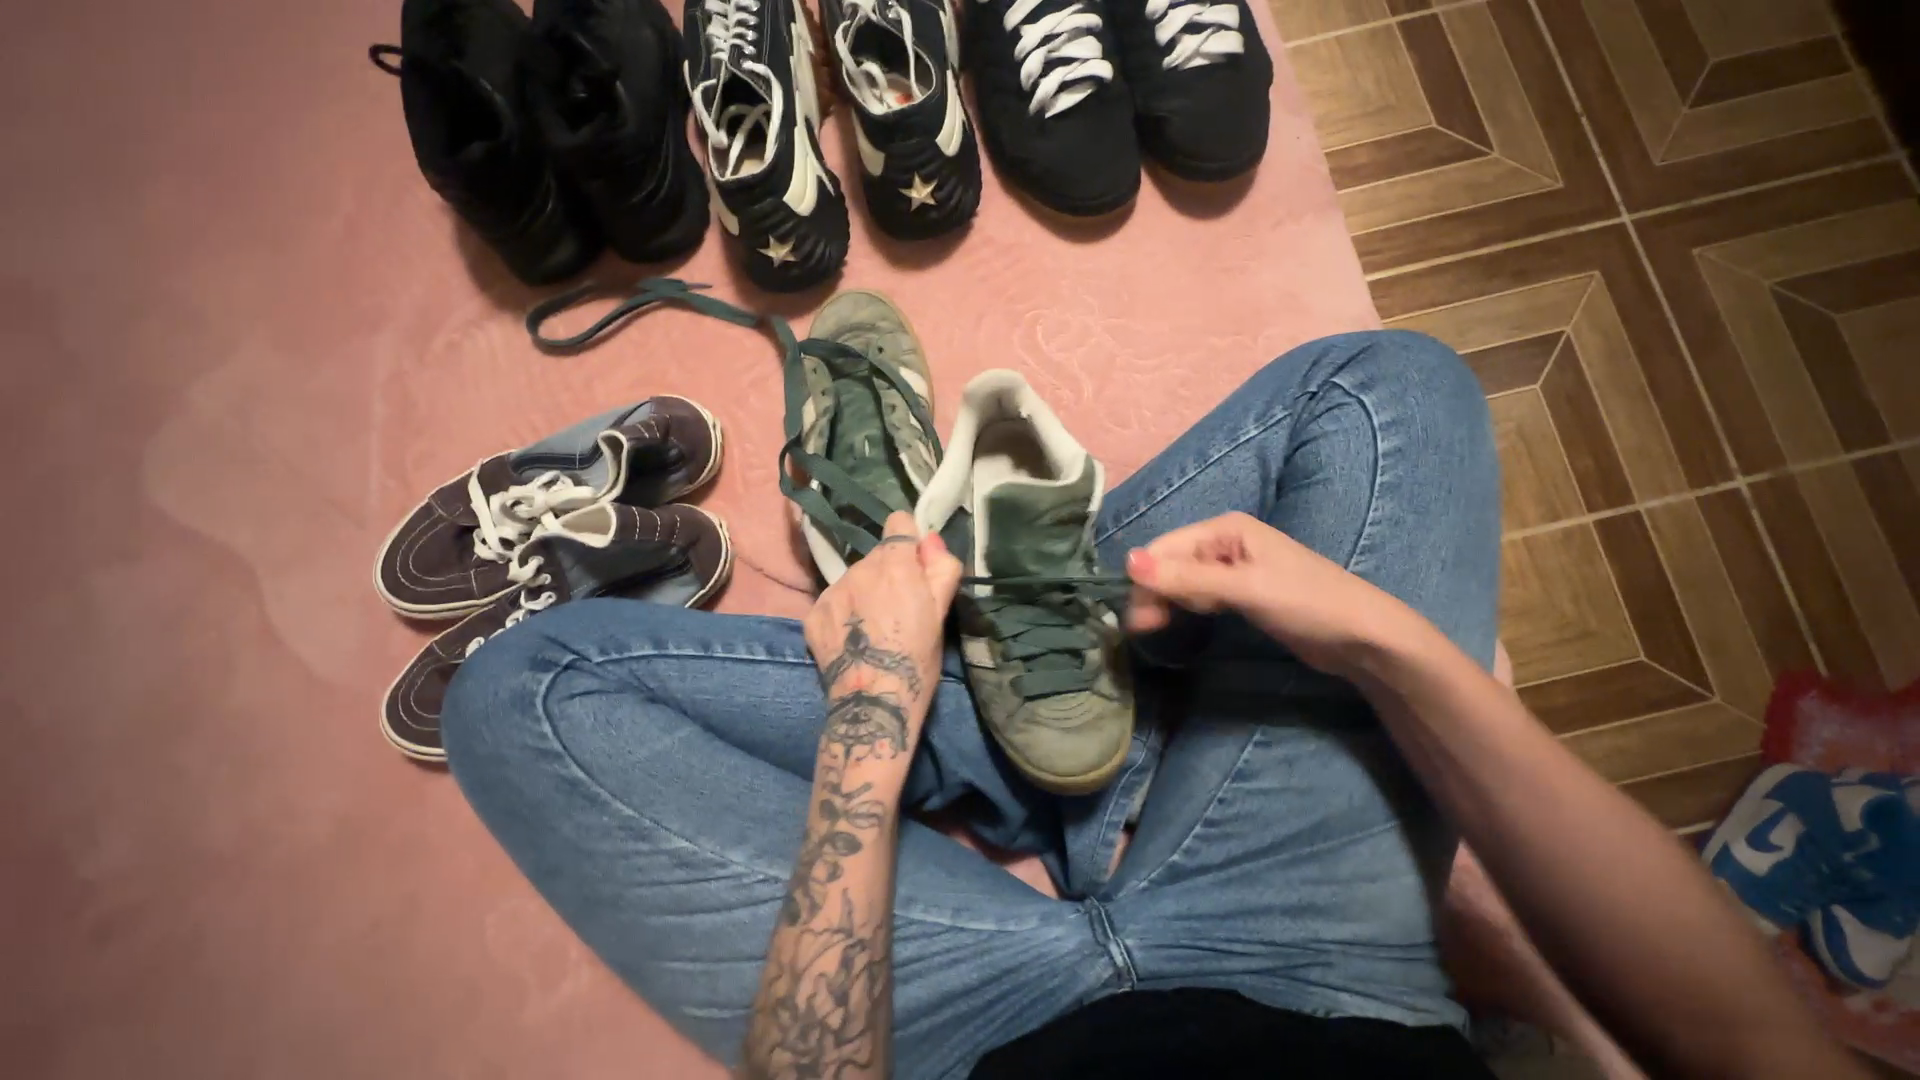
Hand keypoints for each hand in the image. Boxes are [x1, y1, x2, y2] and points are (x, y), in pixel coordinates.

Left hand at [803, 512, 962, 761]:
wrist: (872, 703)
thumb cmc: (916, 659)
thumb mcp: (941, 614)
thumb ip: (940, 568)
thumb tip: (930, 539)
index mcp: (895, 564)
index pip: (899, 523)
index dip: (910, 542)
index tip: (916, 568)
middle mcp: (859, 569)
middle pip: (877, 555)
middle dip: (888, 573)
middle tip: (898, 608)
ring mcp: (832, 591)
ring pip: (854, 578)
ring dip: (864, 593)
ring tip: (873, 629)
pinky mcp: (813, 614)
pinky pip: (833, 601)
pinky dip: (843, 613)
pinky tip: (853, 640)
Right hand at [1124, 511, 1420, 678]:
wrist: (1363, 638)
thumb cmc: (1306, 604)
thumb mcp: (1244, 588)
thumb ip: (1187, 577)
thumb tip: (1128, 562)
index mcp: (1225, 529)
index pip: (1165, 548)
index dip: (1144, 579)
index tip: (1135, 619)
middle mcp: (1225, 542)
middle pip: (1170, 563)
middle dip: (1153, 593)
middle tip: (1144, 631)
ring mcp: (1233, 568)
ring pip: (1182, 581)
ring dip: (1166, 602)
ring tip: (1156, 630)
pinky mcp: (1241, 593)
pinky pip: (1199, 595)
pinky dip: (1185, 608)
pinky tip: (1179, 623)